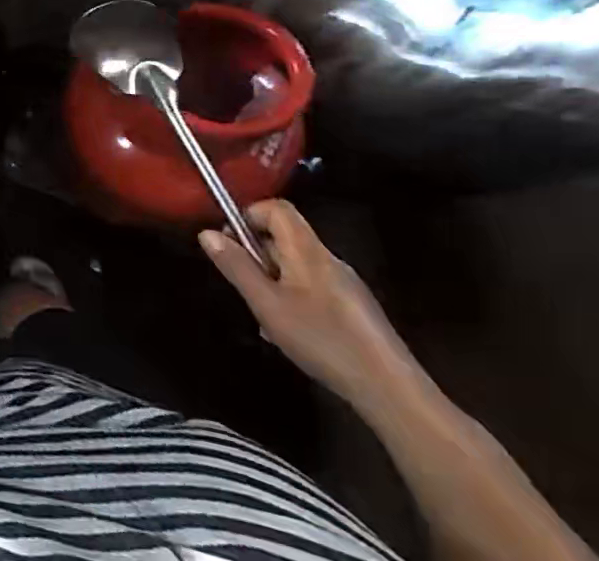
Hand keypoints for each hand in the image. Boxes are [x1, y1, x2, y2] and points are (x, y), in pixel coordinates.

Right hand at [200, 199, 427, 408]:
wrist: (391, 390)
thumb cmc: (323, 340)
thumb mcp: (266, 304)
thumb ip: (236, 266)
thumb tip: (206, 232)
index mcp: (308, 251)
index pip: (277, 208)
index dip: (249, 214)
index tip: (230, 242)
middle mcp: (328, 260)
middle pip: (283, 237)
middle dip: (255, 256)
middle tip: (244, 288)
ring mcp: (344, 284)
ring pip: (294, 266)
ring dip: (270, 281)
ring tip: (264, 317)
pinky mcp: (352, 307)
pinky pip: (310, 287)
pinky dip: (289, 298)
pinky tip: (289, 333)